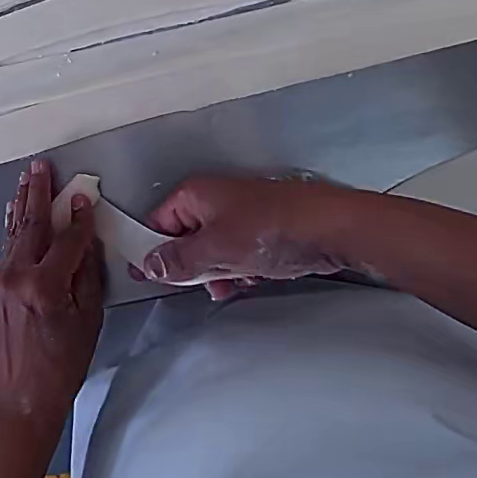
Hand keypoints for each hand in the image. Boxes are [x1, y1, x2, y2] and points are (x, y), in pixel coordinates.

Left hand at [0, 160, 103, 427]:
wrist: (20, 396)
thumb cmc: (61, 364)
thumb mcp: (88, 320)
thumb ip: (87, 274)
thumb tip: (87, 239)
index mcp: (46, 286)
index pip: (68, 240)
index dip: (80, 218)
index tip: (86, 199)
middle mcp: (19, 276)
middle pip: (33, 224)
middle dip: (39, 192)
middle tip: (42, 167)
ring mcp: (2, 279)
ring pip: (16, 231)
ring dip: (23, 202)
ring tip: (28, 178)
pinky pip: (9, 246)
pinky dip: (15, 225)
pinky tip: (16, 211)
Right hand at [138, 176, 355, 299]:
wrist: (330, 228)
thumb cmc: (274, 226)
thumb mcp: (215, 250)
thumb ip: (178, 260)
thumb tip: (150, 265)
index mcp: (195, 194)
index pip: (156, 222)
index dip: (150, 251)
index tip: (146, 277)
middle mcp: (212, 200)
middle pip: (182, 238)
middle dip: (190, 266)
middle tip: (198, 282)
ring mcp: (237, 215)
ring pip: (209, 251)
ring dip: (215, 272)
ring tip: (231, 282)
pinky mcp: (257, 231)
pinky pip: (233, 254)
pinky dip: (237, 269)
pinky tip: (251, 278)